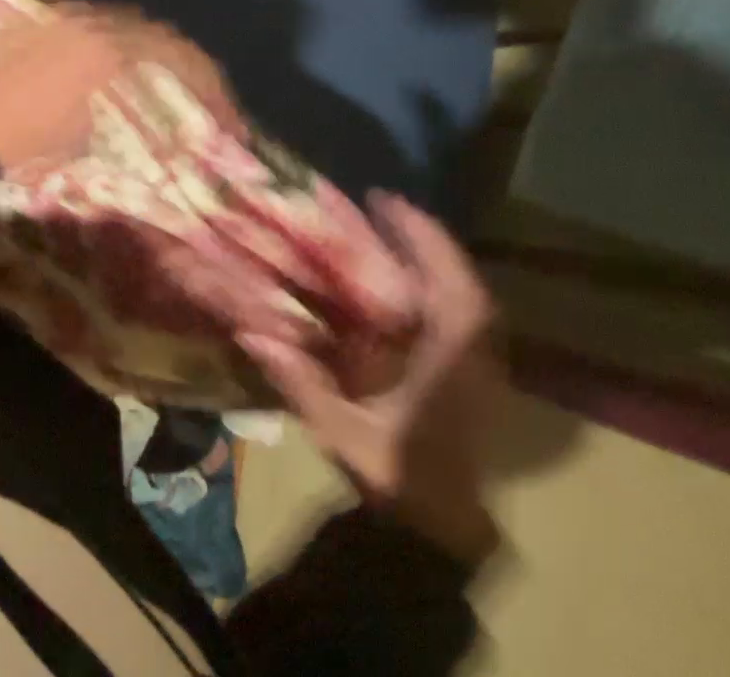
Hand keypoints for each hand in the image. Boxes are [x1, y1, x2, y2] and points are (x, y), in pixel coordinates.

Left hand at [0, 5, 236, 175]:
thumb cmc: (17, 141)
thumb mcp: (83, 140)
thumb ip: (127, 120)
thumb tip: (159, 124)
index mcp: (107, 52)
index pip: (179, 57)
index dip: (212, 87)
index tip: (228, 121)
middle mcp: (88, 21)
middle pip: (155, 31)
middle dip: (184, 63)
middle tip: (199, 96)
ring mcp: (58, 14)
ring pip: (120, 20)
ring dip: (145, 46)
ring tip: (157, 78)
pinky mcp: (33, 17)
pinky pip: (84, 16)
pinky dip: (105, 35)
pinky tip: (107, 58)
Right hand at [239, 193, 500, 561]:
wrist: (440, 526)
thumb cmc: (397, 476)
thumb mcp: (340, 431)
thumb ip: (298, 381)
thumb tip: (249, 331)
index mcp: (451, 363)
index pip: (449, 288)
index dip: (422, 240)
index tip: (387, 202)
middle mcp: (474, 356)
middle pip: (459, 284)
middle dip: (423, 243)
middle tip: (382, 212)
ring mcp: (479, 367)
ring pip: (463, 300)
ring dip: (430, 266)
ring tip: (388, 238)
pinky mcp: (472, 379)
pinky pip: (459, 319)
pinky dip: (434, 293)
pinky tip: (398, 288)